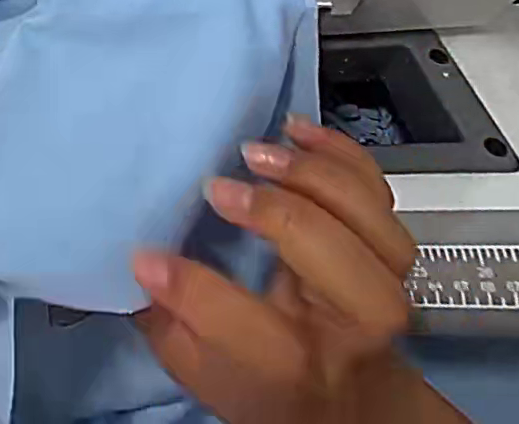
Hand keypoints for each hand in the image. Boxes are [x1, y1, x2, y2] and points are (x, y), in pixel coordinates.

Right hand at [132, 115, 467, 423]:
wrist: (344, 388)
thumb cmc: (260, 376)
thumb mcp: (198, 364)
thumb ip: (167, 319)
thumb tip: (137, 259)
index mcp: (296, 373)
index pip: (255, 340)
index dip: (194, 293)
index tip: (145, 258)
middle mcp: (350, 334)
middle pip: (359, 290)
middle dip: (286, 222)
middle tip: (217, 188)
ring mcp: (378, 283)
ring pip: (379, 235)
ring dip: (316, 180)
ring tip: (254, 152)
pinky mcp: (378, 239)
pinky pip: (380, 193)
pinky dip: (341, 154)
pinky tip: (294, 131)